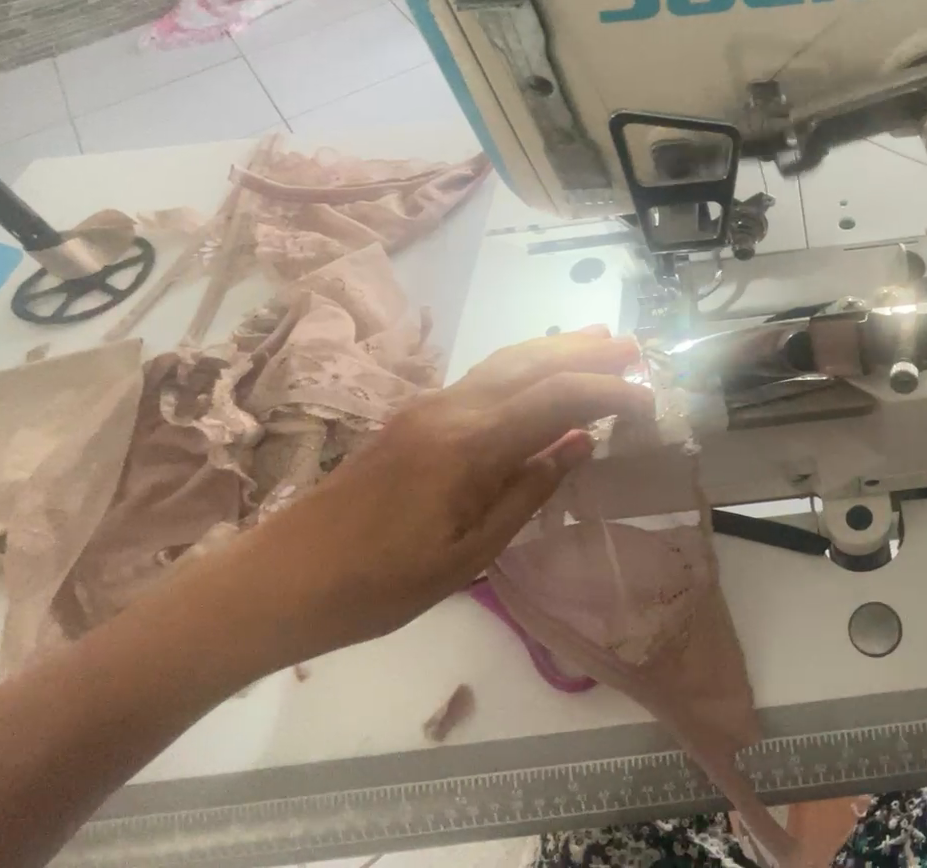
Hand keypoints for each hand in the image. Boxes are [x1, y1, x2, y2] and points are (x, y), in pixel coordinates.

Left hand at [211, 329, 652, 668]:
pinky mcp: (414, 417)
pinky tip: (541, 374)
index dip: (609, 393)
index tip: (649, 401)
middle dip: (588, 353)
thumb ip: (527, 493)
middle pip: (532, 363)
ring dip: (556, 349)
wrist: (276, 581)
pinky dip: (526, 365)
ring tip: (598, 340)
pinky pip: (484, 377)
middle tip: (636, 349)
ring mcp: (428, 408)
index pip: (558, 399)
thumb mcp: (468, 556)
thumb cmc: (377, 585)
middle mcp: (451, 410)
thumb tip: (578, 444)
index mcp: (470, 446)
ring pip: (506, 362)